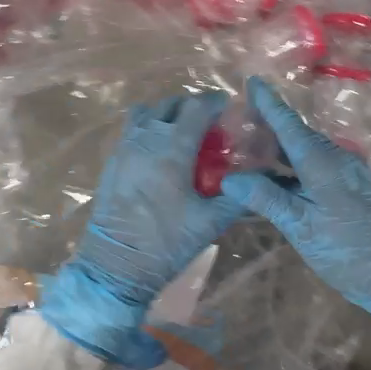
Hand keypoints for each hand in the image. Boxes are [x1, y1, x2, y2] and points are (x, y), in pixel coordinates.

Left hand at [41, 92, 241, 368]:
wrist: (115, 267)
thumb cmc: (166, 244)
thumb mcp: (210, 223)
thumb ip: (237, 196)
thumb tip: (258, 180)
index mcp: (172, 149)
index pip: (197, 107)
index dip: (215, 102)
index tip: (228, 107)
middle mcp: (146, 139)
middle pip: (171, 104)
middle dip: (192, 106)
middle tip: (208, 122)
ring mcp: (125, 147)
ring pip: (147, 112)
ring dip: (167, 114)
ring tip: (181, 132)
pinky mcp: (112, 160)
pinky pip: (133, 129)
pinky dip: (149, 128)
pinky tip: (160, 152)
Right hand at [220, 77, 370, 356]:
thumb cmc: (345, 251)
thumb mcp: (300, 227)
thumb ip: (265, 199)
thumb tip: (229, 178)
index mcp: (323, 162)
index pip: (289, 125)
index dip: (269, 103)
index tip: (252, 80)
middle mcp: (335, 159)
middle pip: (296, 135)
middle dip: (268, 125)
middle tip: (237, 118)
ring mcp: (344, 172)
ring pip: (304, 151)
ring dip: (278, 148)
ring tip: (247, 145)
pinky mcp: (347, 187)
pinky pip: (313, 166)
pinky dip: (290, 167)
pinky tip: (272, 175)